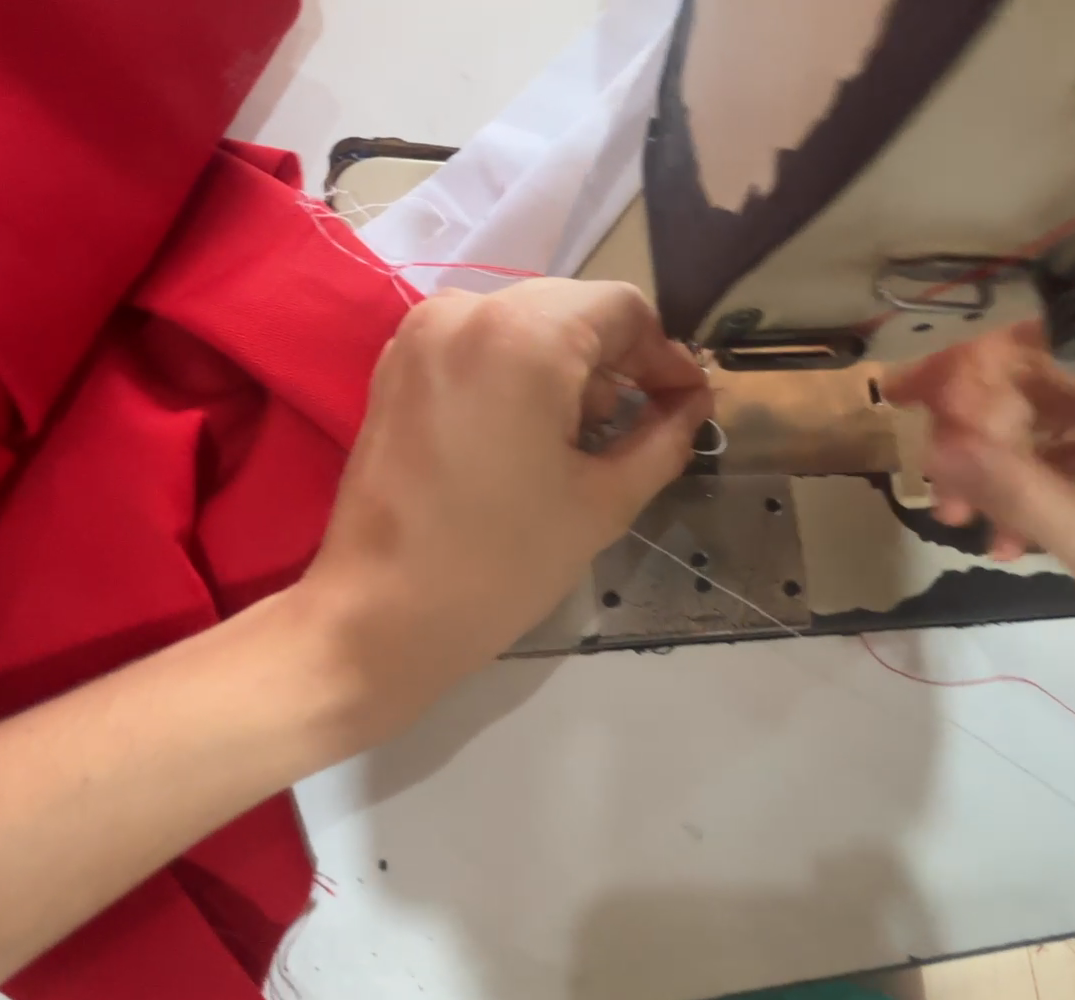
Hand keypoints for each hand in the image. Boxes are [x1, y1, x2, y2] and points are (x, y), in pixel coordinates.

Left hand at [297, 279, 711, 732]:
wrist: (381, 615)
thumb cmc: (503, 561)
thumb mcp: (603, 501)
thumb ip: (663, 439)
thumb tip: (693, 405)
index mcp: (524, 333)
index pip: (622, 308)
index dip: (666, 354)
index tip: (686, 404)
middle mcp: (465, 309)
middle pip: (571, 311)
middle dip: (618, 364)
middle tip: (643, 425)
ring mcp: (420, 336)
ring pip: (524, 326)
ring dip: (568, 371)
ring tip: (584, 440)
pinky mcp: (395, 368)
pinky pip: (479, 347)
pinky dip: (518, 375)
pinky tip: (531, 434)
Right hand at [884, 321, 1074, 689]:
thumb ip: (1026, 497)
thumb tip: (940, 449)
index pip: (1047, 344)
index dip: (967, 369)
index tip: (906, 406)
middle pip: (1050, 374)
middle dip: (979, 430)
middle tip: (934, 486)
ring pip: (1067, 414)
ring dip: (1009, 465)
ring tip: (966, 524)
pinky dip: (1054, 483)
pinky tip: (1017, 536)